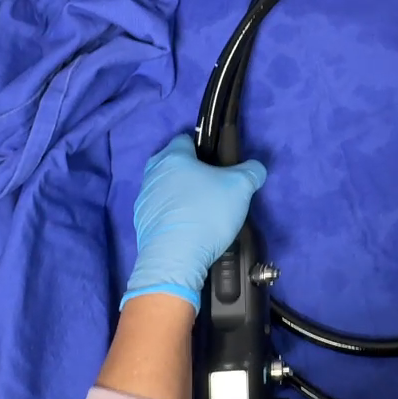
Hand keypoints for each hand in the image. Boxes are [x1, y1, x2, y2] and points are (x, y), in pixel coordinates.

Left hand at [121, 135, 266, 311]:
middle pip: (174, 164)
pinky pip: (161, 212)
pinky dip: (173, 216)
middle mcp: (153, 174)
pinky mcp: (142, 225)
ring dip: (180, 195)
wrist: (175, 258)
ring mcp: (144, 200)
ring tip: (202, 213)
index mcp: (172, 157)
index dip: (204, 150)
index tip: (219, 165)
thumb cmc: (206, 212)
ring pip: (166, 189)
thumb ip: (251, 171)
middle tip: (213, 188)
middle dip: (191, 173)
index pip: (186, 140)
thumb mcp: (240, 187)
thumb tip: (255, 168)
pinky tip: (189, 230)